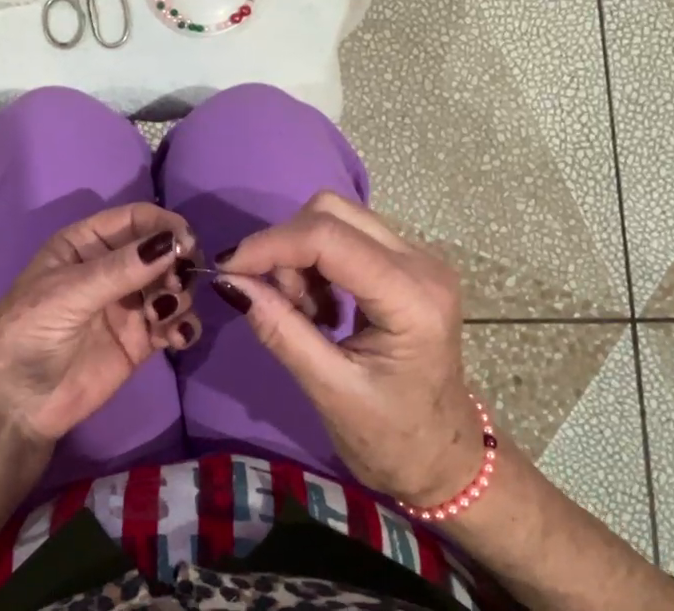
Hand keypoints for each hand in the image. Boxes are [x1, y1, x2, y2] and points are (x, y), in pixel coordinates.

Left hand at [0, 203, 202, 443]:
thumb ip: (120, 270)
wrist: (15, 402)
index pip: (133, 219)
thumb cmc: (28, 332)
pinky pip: (174, 323)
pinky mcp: (139, 341)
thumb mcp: (68, 293)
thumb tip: (172, 243)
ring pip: (172, 286)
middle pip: (160, 251)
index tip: (186, 243)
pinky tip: (176, 338)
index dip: (162, 225)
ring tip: (164, 317)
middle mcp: (110, 268)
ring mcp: (127, 305)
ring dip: (180, 296)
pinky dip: (184, 326)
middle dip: (176, 263)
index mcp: (84, 243)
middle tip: (175, 286)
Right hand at [211, 192, 486, 506]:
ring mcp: (418, 259)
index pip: (328, 237)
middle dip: (286, 247)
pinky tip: (318, 306)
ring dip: (299, 254)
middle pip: (331, 213)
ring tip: (300, 310)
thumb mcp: (328, 389)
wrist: (446, 460)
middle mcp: (422, 264)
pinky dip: (314, 261)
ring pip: (335, 218)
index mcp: (412, 298)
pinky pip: (345, 236)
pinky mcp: (406, 264)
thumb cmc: (393, 437)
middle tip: (275, 300)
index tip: (227, 269)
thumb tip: (228, 281)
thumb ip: (279, 329)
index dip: (270, 245)